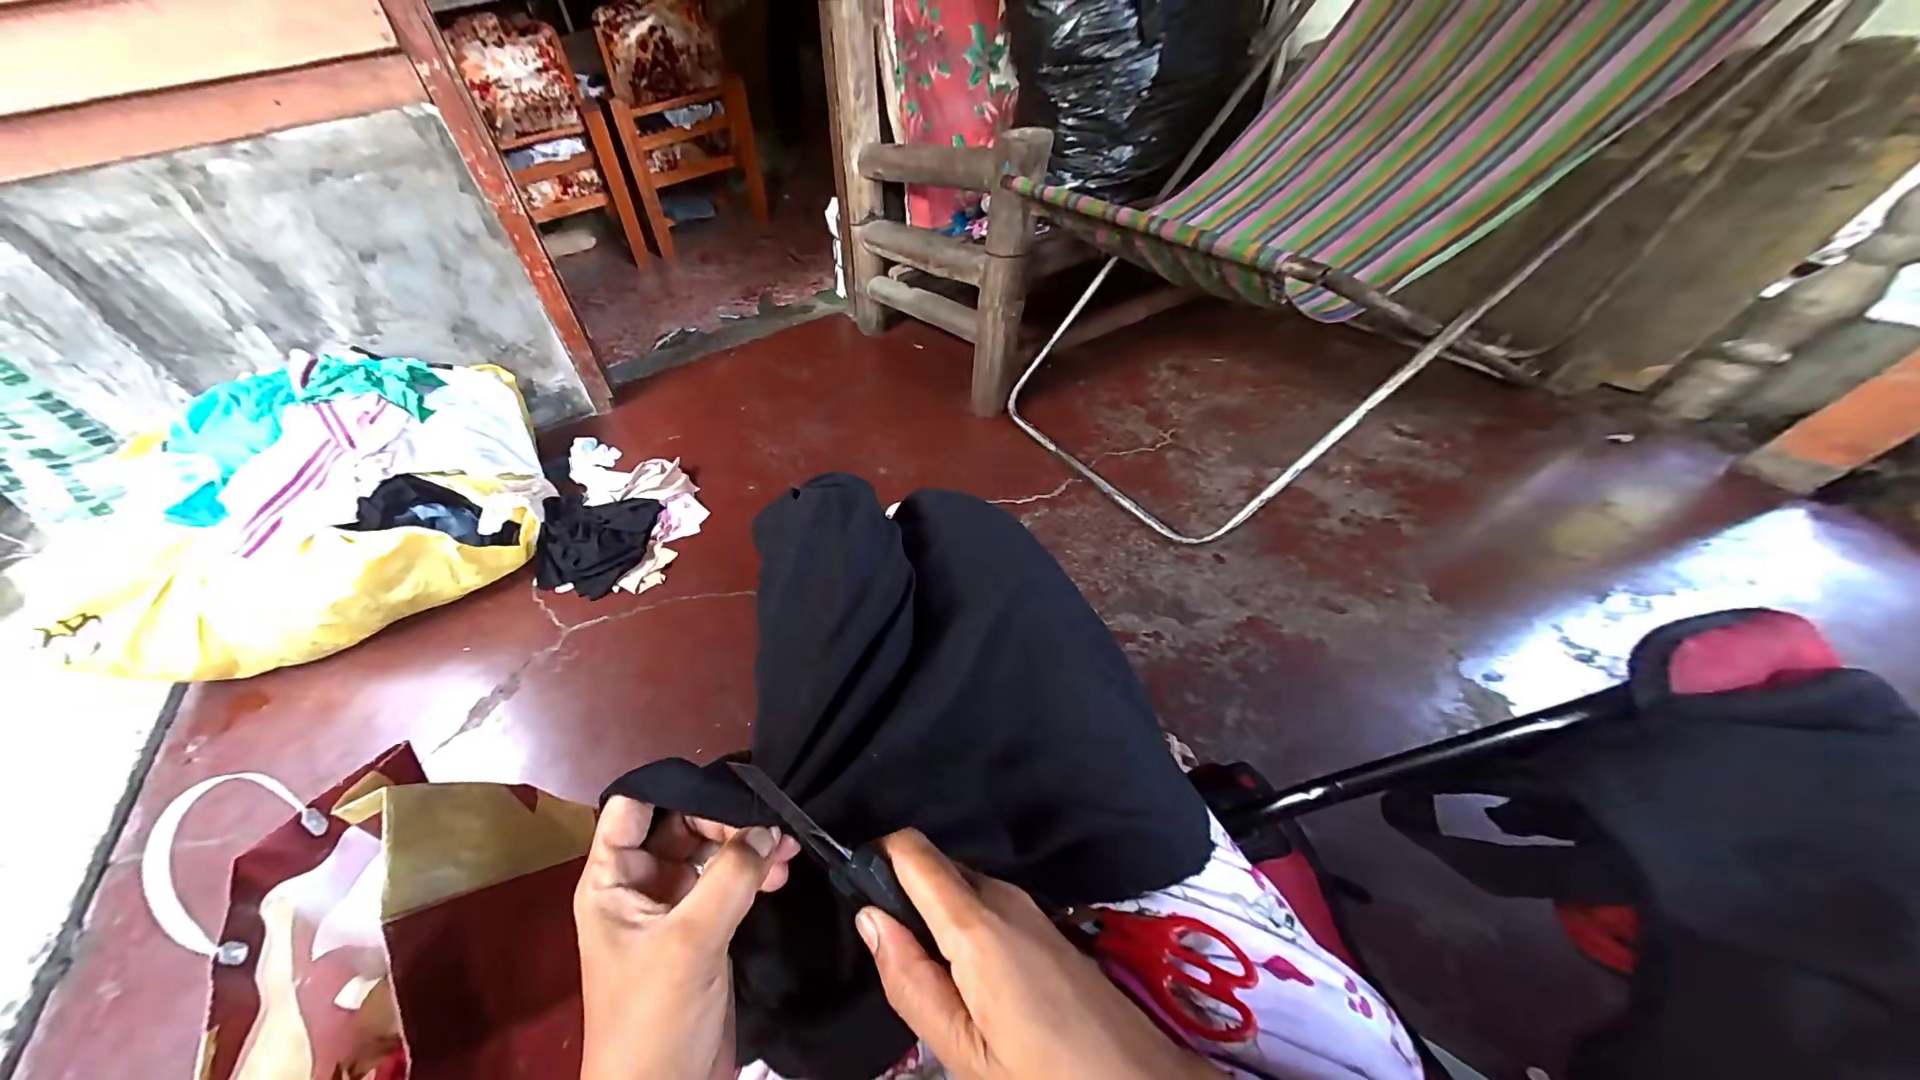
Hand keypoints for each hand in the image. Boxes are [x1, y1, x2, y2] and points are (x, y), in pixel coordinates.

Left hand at [575, 796, 801, 1079]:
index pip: (633, 807)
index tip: (727, 781)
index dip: (673, 786)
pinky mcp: (703, 924)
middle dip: (727, 819)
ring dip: (749, 844)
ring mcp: (673, 904)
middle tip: (770, 825)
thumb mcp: (690, 940)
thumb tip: (769, 826)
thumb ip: (732, 875)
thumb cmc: (655, 1017)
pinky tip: (783, 872)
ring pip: (712, 849)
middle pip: (683, 823)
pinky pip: (730, 877)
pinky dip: (756, 870)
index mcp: (612, 879)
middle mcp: (640, 883)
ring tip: (789, 846)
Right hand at [856, 830, 1218, 1079]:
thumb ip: (909, 979)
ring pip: (955, 884)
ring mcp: (1023, 901)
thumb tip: (869, 918)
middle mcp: (998, 893)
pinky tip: (964, 975)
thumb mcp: (963, 1049)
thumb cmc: (1044, 1072)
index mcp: (974, 921)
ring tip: (926, 974)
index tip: (852, 886)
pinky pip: (980, 900)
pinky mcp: (1037, 917)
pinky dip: (957, 920)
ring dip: (929, 911)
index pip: (912, 850)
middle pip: (931, 866)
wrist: (1137, 1077)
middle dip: (900, 893)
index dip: (877, 855)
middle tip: (890, 955)